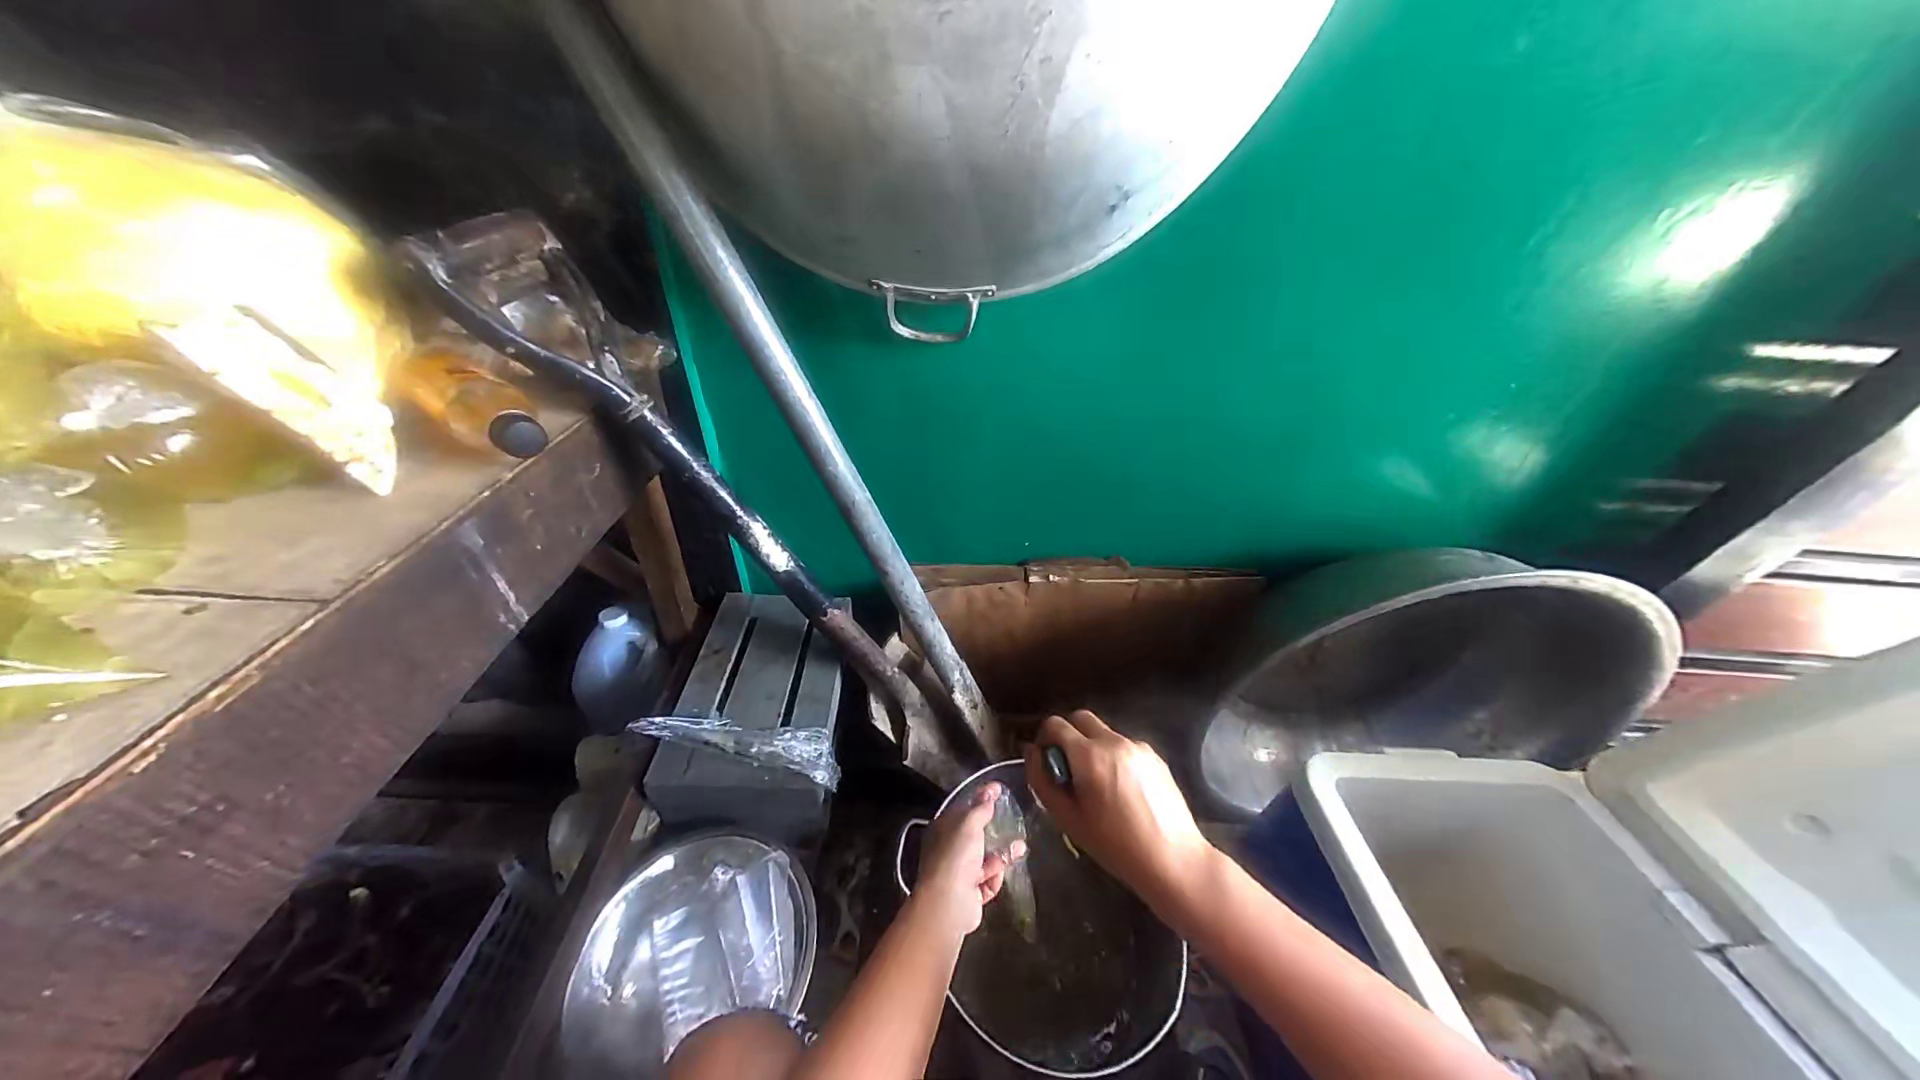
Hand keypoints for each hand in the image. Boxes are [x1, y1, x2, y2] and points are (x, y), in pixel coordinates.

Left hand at [913, 781, 1025, 936]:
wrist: (949, 902)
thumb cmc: (956, 856)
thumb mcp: (968, 824)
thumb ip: (980, 808)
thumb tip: (990, 792)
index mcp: (944, 830)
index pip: (964, 809)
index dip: (981, 798)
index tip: (999, 789)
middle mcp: (950, 850)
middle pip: (976, 835)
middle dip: (995, 830)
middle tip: (1013, 821)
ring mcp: (960, 873)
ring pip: (985, 859)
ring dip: (1002, 854)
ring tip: (1019, 848)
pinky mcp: (971, 893)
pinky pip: (988, 880)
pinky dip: (995, 877)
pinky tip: (998, 874)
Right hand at [1025, 710, 1212, 916]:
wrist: (1173, 859)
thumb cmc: (1114, 844)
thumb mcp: (1067, 818)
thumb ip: (1042, 780)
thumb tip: (1032, 752)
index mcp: (1089, 755)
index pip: (1055, 724)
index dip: (1044, 739)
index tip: (1047, 762)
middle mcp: (1114, 741)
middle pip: (1080, 719)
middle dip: (1067, 736)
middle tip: (1068, 769)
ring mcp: (1138, 747)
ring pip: (1103, 733)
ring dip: (1091, 748)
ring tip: (1098, 786)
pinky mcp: (1155, 757)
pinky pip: (1124, 746)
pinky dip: (1114, 757)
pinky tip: (1122, 791)